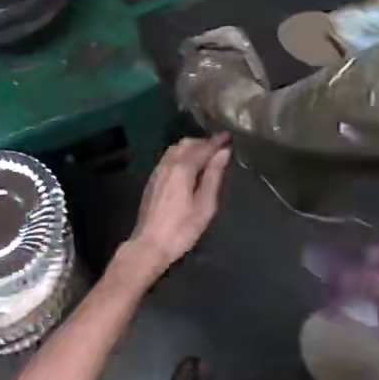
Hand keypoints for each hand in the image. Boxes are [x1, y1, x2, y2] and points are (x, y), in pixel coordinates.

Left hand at [117, 135, 231, 282]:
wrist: (149, 245)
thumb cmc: (181, 229)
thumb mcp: (205, 205)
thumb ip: (214, 176)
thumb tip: (224, 152)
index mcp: (182, 169)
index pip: (203, 148)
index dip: (217, 141)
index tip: (229, 135)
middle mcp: (168, 164)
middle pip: (187, 144)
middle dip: (204, 142)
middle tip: (219, 148)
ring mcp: (157, 171)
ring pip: (175, 149)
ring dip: (192, 147)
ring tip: (206, 155)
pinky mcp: (153, 179)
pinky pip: (168, 157)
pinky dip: (181, 154)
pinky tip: (189, 165)